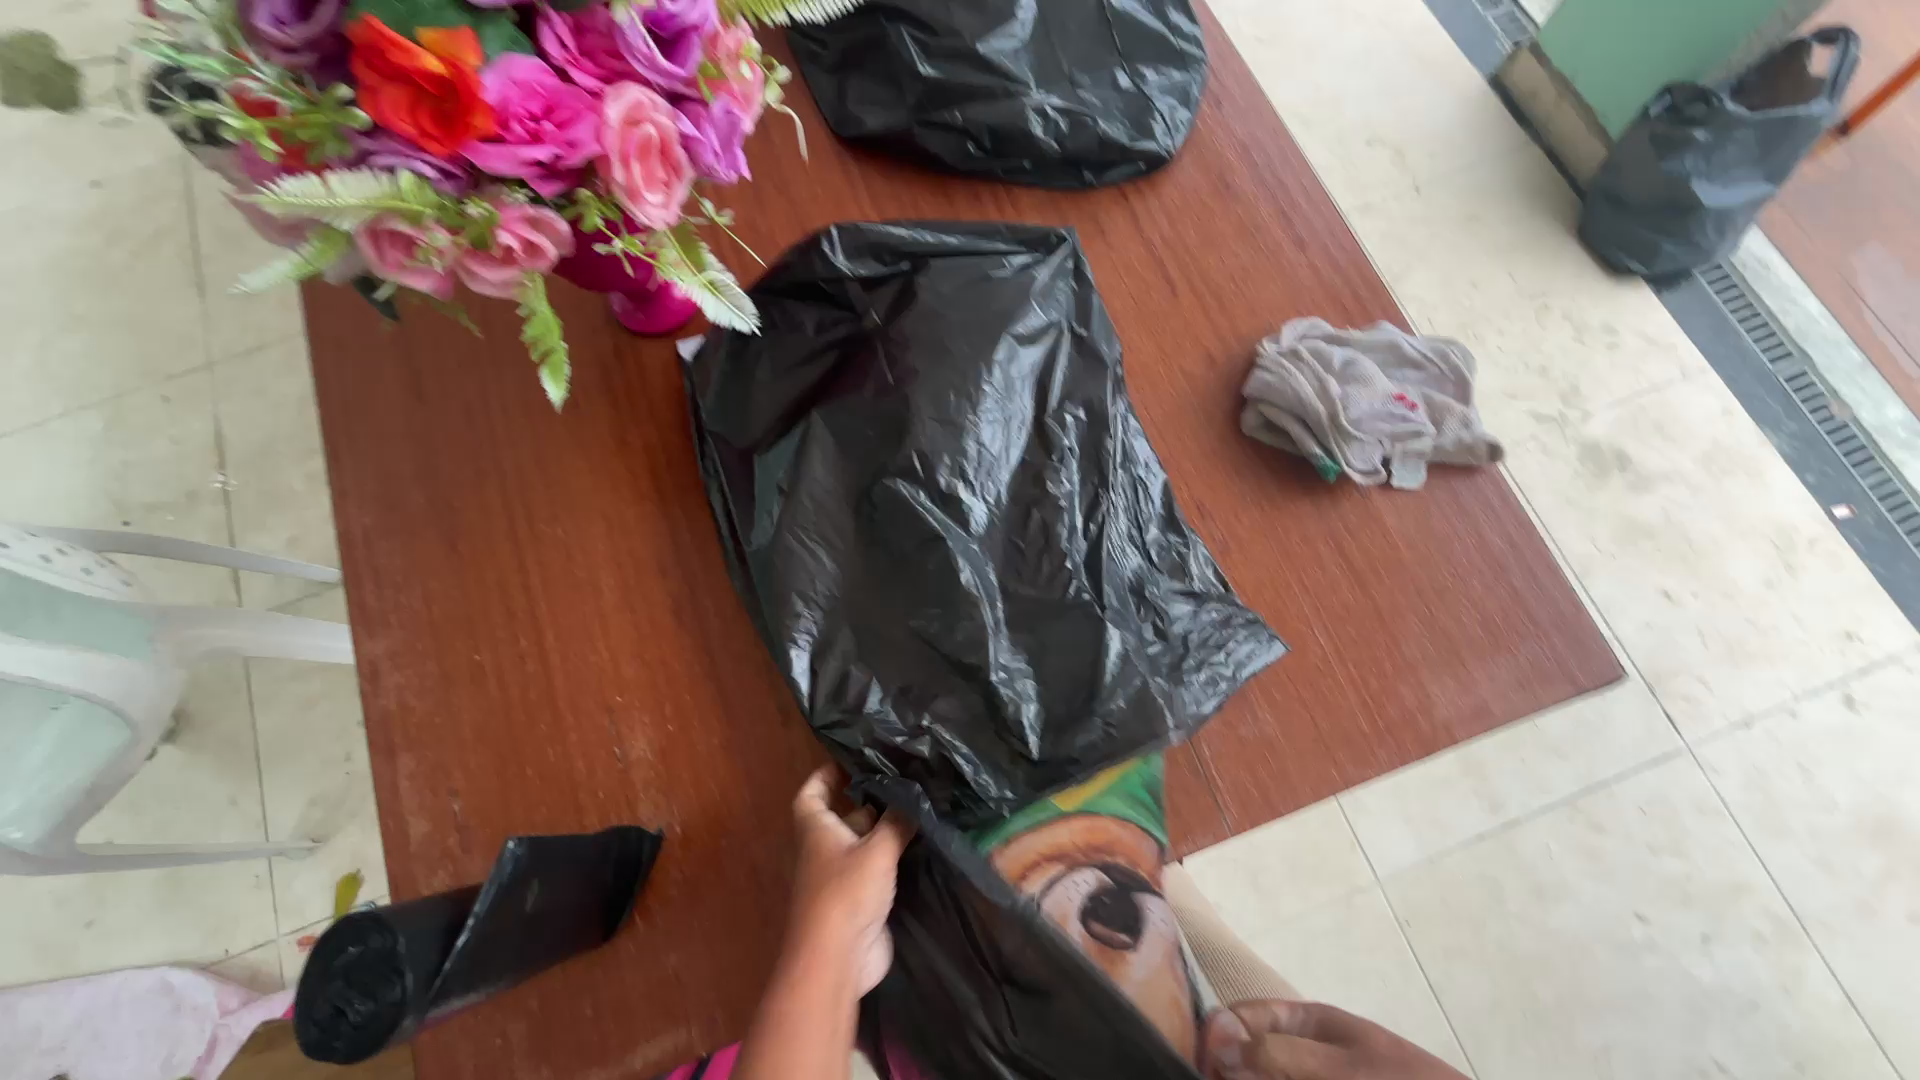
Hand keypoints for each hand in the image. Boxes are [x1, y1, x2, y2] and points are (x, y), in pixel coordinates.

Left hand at [787, 766, 914, 995]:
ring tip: (920, 808)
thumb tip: (914, 795)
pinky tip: (922, 846)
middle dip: (869, 801)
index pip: (811, 795)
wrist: (838, 960)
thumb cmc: (846, 894)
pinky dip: (895, 859)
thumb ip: (897, 821)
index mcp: (817, 831)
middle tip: (904, 782)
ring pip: (864, 845)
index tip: (848, 761)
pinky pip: (878, 871)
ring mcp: (843, 878)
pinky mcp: (861, 902)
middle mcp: (826, 851)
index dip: (824, 777)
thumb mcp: (877, 850)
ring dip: (886, 831)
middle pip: (844, 818)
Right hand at [1203, 1001, 1468, 1079]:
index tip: (1200, 1066)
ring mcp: (1307, 1078)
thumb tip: (1218, 1045)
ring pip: (1260, 1077)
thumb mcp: (1342, 1069)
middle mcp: (1300, 1053)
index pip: (1241, 1017)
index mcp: (1304, 1023)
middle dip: (1227, 1071)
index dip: (1215, 1036)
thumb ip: (1280, 1055)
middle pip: (1244, 1058)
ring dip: (1242, 1079)